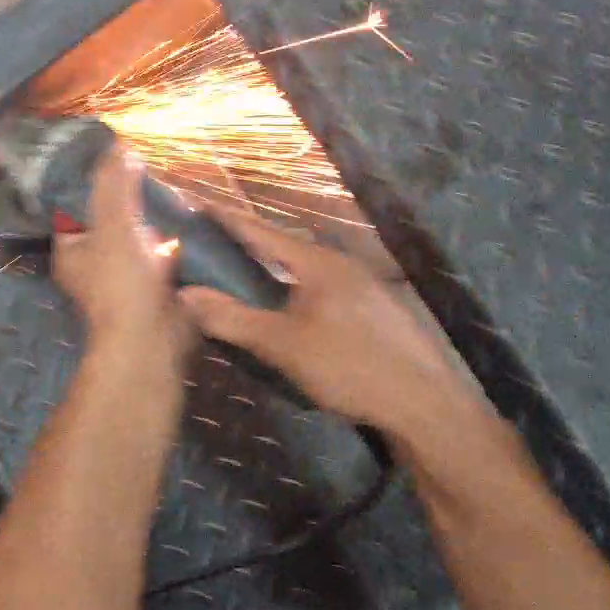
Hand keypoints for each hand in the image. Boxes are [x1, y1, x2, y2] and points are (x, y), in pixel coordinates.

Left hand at [52, 146, 193, 374]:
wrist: (152, 341)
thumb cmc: (122, 281)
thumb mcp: (113, 223)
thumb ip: (114, 185)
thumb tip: (120, 147)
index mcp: (71, 249)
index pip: (76, 207)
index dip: (93, 183)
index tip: (116, 159)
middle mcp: (91, 264)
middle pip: (109, 221)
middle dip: (130, 201)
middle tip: (151, 172)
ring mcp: (122, 279)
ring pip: (138, 239)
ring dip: (155, 221)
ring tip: (173, 191)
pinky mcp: (152, 290)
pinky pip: (162, 257)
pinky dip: (174, 243)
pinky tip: (189, 221)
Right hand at [177, 202, 472, 436]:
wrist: (427, 406)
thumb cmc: (349, 366)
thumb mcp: (280, 344)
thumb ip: (229, 318)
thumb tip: (182, 294)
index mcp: (317, 263)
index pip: (261, 231)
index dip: (227, 218)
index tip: (197, 202)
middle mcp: (342, 265)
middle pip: (284, 247)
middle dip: (247, 244)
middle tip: (212, 243)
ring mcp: (363, 287)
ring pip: (304, 270)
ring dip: (271, 269)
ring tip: (241, 275)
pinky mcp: (375, 312)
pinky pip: (320, 289)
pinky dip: (292, 290)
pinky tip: (285, 309)